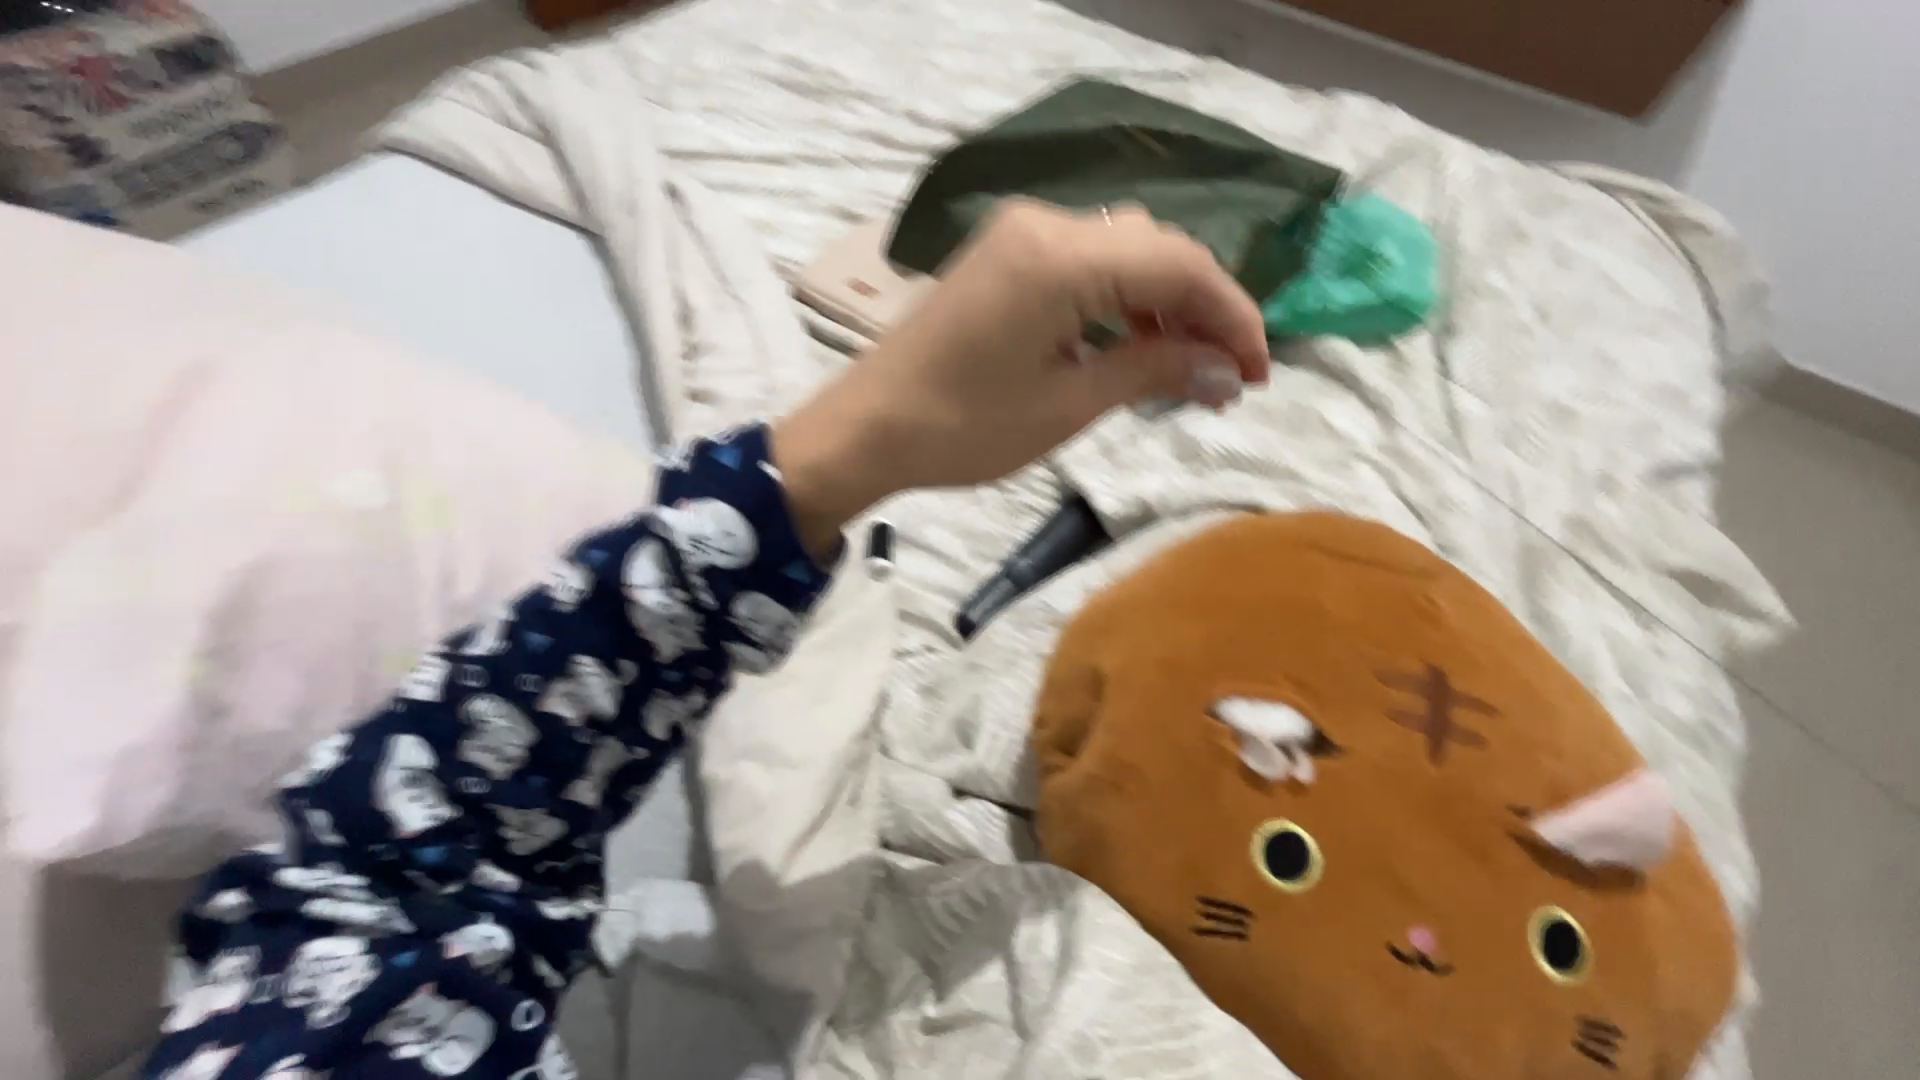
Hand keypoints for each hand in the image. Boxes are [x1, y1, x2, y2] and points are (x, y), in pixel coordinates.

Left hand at [773, 199, 1269, 556]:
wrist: (866, 429)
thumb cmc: (962, 428)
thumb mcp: (1067, 406)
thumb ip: (1153, 371)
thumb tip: (1226, 370)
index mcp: (1060, 257)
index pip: (1179, 266)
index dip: (1232, 316)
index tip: (1259, 372)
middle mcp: (1044, 224)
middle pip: (1156, 251)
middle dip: (1202, 311)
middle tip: (1230, 378)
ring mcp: (1019, 235)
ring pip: (1123, 254)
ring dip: (1164, 306)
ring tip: (1190, 371)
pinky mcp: (1004, 257)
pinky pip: (1085, 265)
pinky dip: (1120, 302)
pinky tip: (1136, 346)